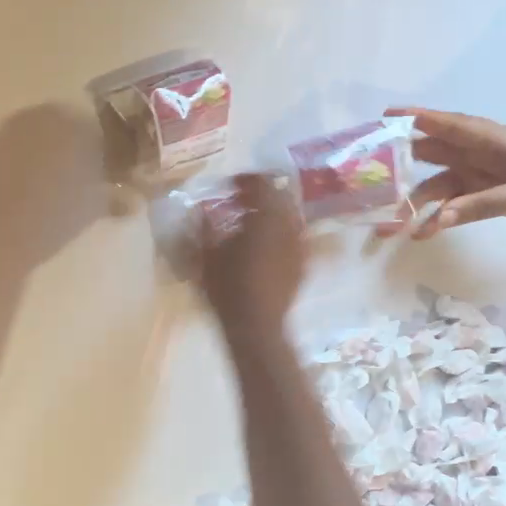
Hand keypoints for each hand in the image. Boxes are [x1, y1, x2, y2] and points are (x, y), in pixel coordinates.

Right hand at [198, 173, 306, 340]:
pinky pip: (291, 235)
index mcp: (266, 217)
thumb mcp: (206, 258)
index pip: (263, 182)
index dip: (245, 179)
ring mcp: (300, 242)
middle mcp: (290, 223)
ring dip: (268, 214)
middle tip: (237, 202)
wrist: (257, 326)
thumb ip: (205, 229)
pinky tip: (260, 247)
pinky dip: (276, 233)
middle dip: (259, 195)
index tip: (228, 185)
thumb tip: (201, 210)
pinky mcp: (303, 260)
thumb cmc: (227, 291)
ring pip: (287, 216)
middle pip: (279, 196)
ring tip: (248, 225)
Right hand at [378, 108, 505, 238]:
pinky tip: (422, 234)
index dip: (421, 120)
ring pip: (439, 184)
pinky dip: (436, 218)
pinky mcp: (488, 194)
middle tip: (370, 169)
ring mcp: (485, 175)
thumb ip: (480, 206)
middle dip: (403, 160)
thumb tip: (438, 219)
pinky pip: (453, 205)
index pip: (453, 127)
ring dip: (415, 203)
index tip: (388, 115)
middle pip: (437, 153)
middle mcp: (485, 156)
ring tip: (390, 225)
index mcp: (498, 143)